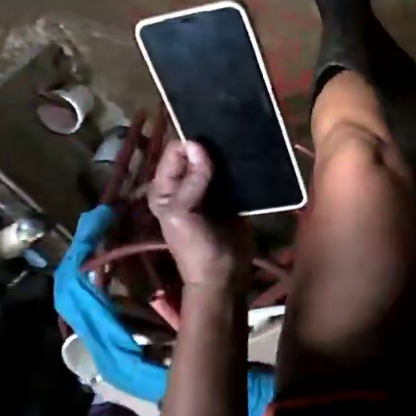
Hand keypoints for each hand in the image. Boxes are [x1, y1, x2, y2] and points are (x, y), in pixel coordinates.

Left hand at [148, 139, 246, 293]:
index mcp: (165, 188)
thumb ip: (190, 181)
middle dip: (209, 145)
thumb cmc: (196, 248)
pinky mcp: (231, 195)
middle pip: (195, 153)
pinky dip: (239, 167)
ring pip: (216, 160)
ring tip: (241, 146)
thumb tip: (197, 145)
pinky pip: (233, 173)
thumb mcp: (183, 215)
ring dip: (226, 154)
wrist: (225, 276)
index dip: (189, 144)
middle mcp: (184, 184)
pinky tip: (250, 159)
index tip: (210, 144)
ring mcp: (208, 189)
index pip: (174, 152)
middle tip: (228, 140)